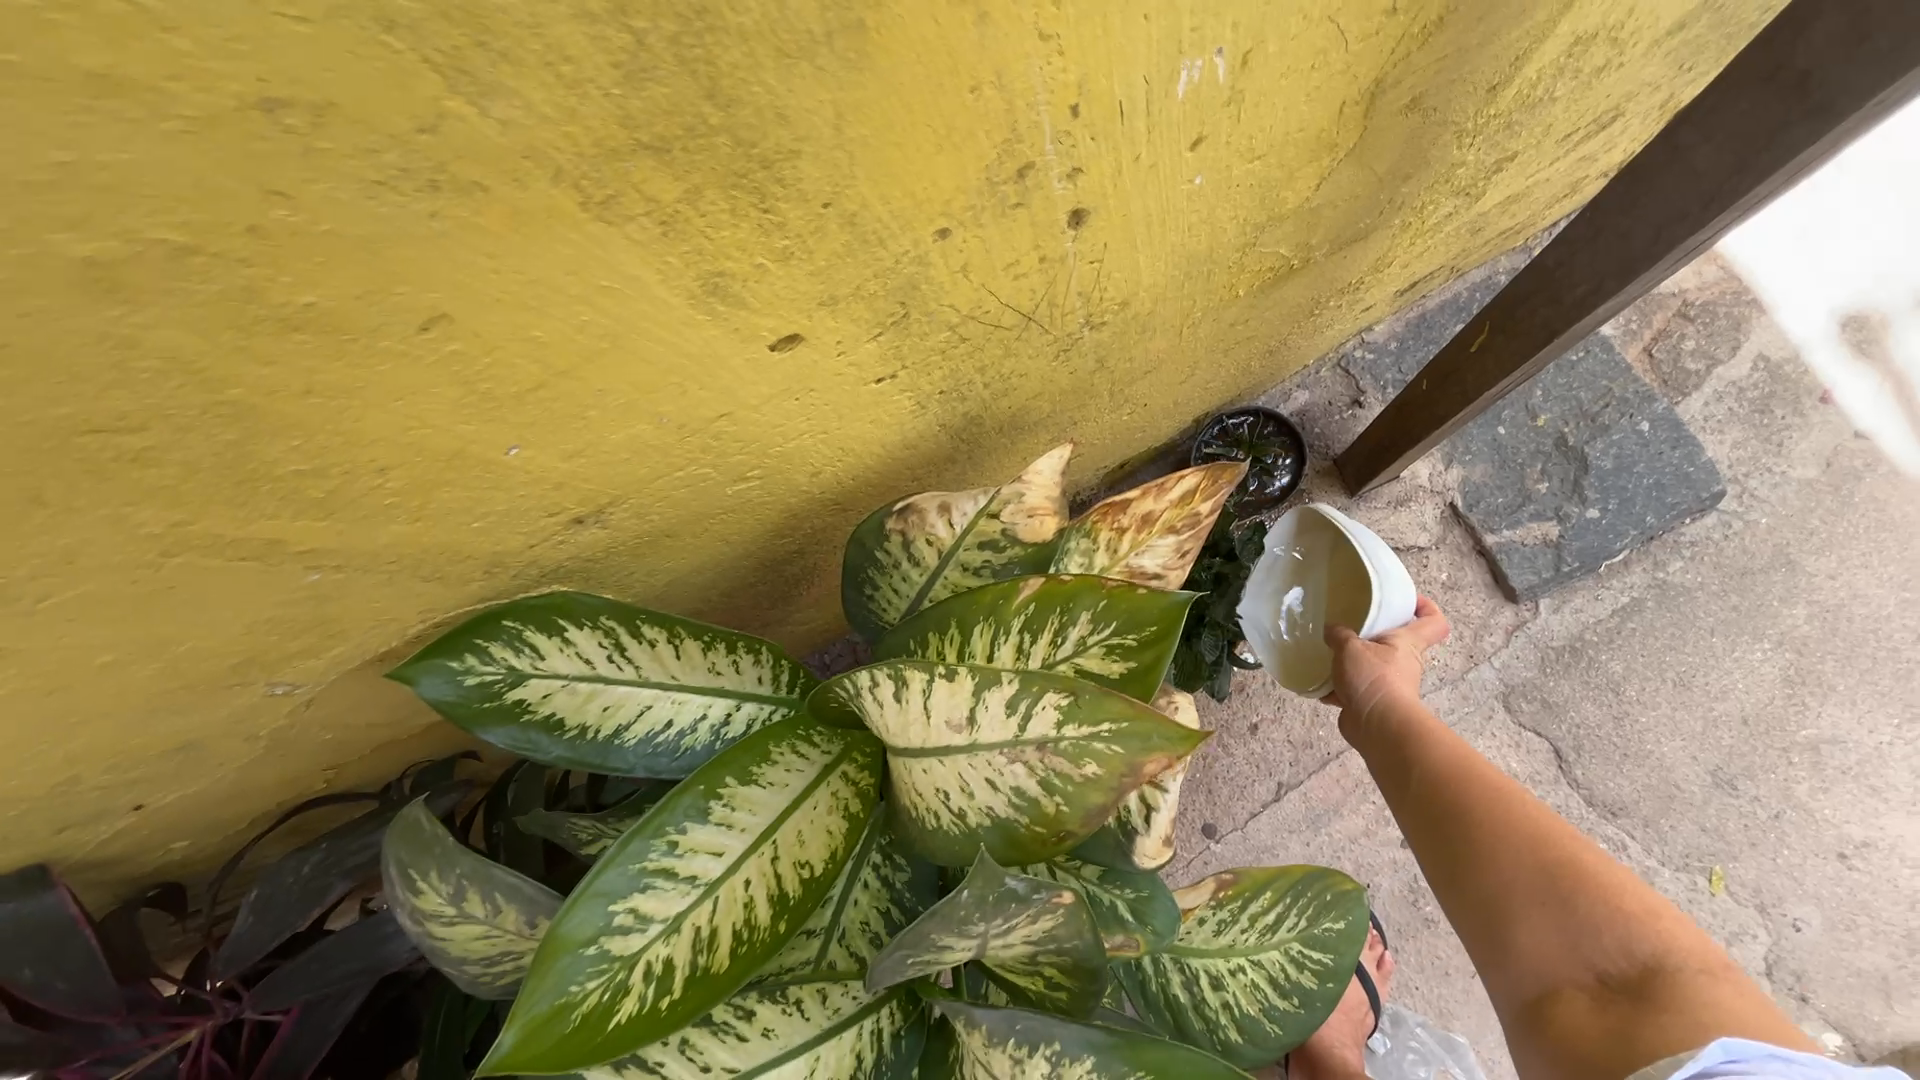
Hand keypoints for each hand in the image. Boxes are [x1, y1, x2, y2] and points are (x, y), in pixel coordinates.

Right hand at [1322, 595, 1450, 729]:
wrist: (1376, 725)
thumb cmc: (1373, 677)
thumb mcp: (1350, 646)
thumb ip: (1338, 634)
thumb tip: (1331, 630)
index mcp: (1408, 643)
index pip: (1433, 622)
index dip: (1426, 607)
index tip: (1406, 600)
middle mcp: (1404, 662)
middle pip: (1396, 642)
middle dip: (1373, 635)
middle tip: (1349, 626)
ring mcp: (1389, 684)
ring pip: (1371, 666)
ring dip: (1351, 663)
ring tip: (1328, 655)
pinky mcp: (1371, 702)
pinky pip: (1354, 688)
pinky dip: (1338, 687)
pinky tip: (1321, 683)